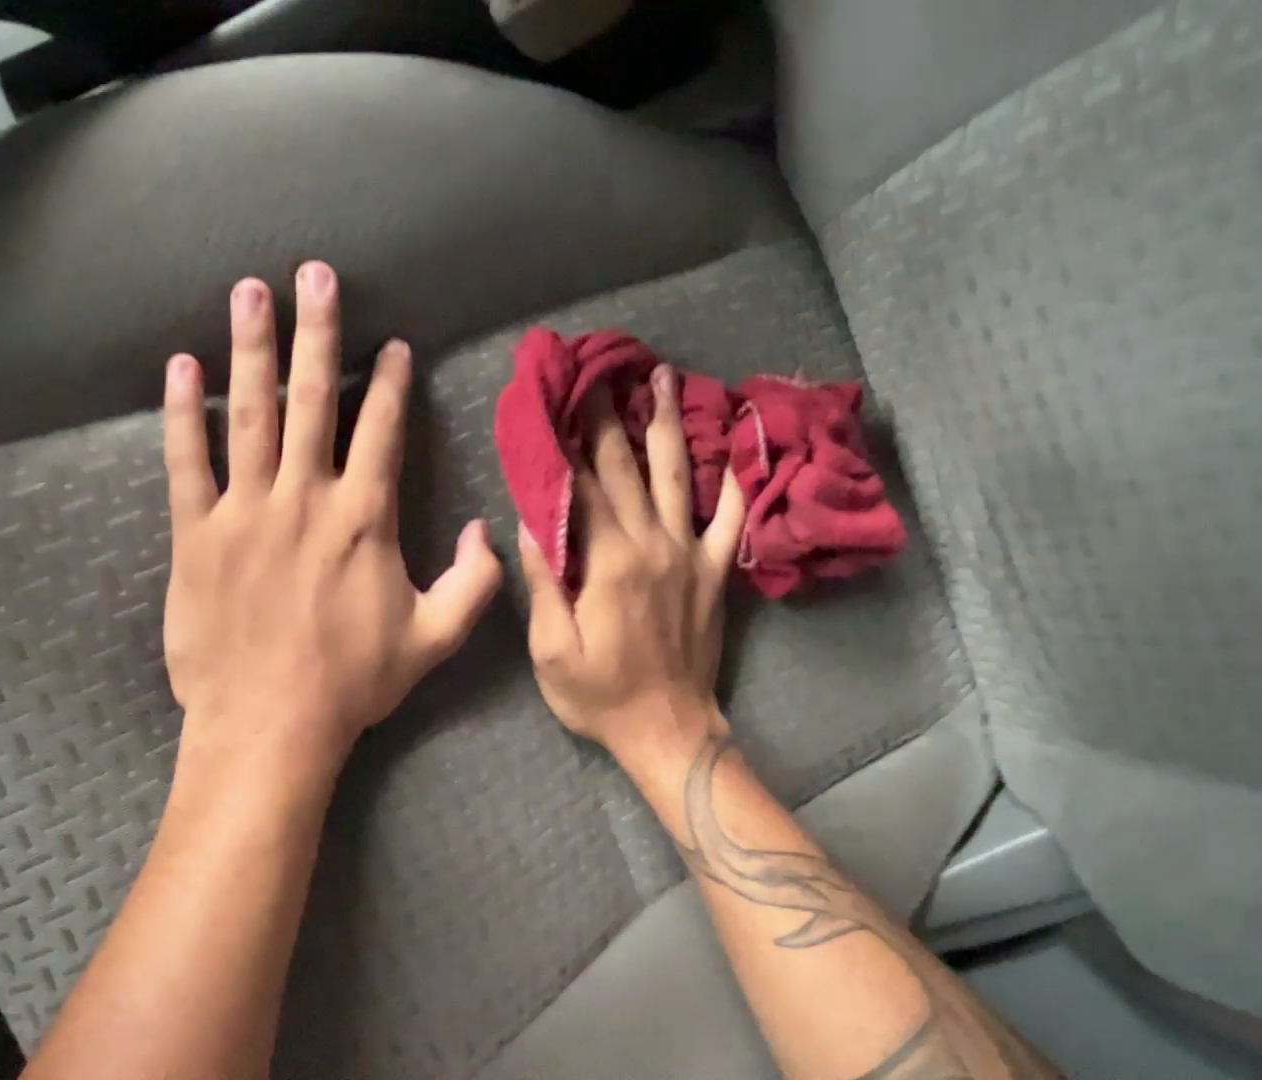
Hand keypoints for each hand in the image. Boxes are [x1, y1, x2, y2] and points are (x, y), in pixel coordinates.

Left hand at [160, 261, 502, 776]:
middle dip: (318, 333)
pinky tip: (181, 368)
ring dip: (252, 349)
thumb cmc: (354, 682)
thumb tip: (491, 530)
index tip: (391, 343)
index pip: (381, 432)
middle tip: (314, 274)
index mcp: (364, 519)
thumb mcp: (435, 638)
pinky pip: (186, 463)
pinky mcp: (196, 535)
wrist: (269, 725)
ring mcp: (245, 512)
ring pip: (249, 414)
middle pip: (313, 401)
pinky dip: (181, 414)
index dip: (389, 383)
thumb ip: (475, 582)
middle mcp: (305, 499)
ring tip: (249, 292)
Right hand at [517, 365, 746, 761]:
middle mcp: (653, 544)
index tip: (556, 397)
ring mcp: (691, 555)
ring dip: (669, 426)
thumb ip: (544, 582)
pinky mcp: (717, 573)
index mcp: (608, 561)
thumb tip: (529, 521)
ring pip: (679, 478)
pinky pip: (730, 521)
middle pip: (628, 469)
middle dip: (610, 416)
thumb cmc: (601, 695)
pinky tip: (732, 451)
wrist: (670, 730)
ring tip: (664, 379)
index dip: (566, 440)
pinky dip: (732, 485)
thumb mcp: (553, 649)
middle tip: (601, 371)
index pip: (582, 487)